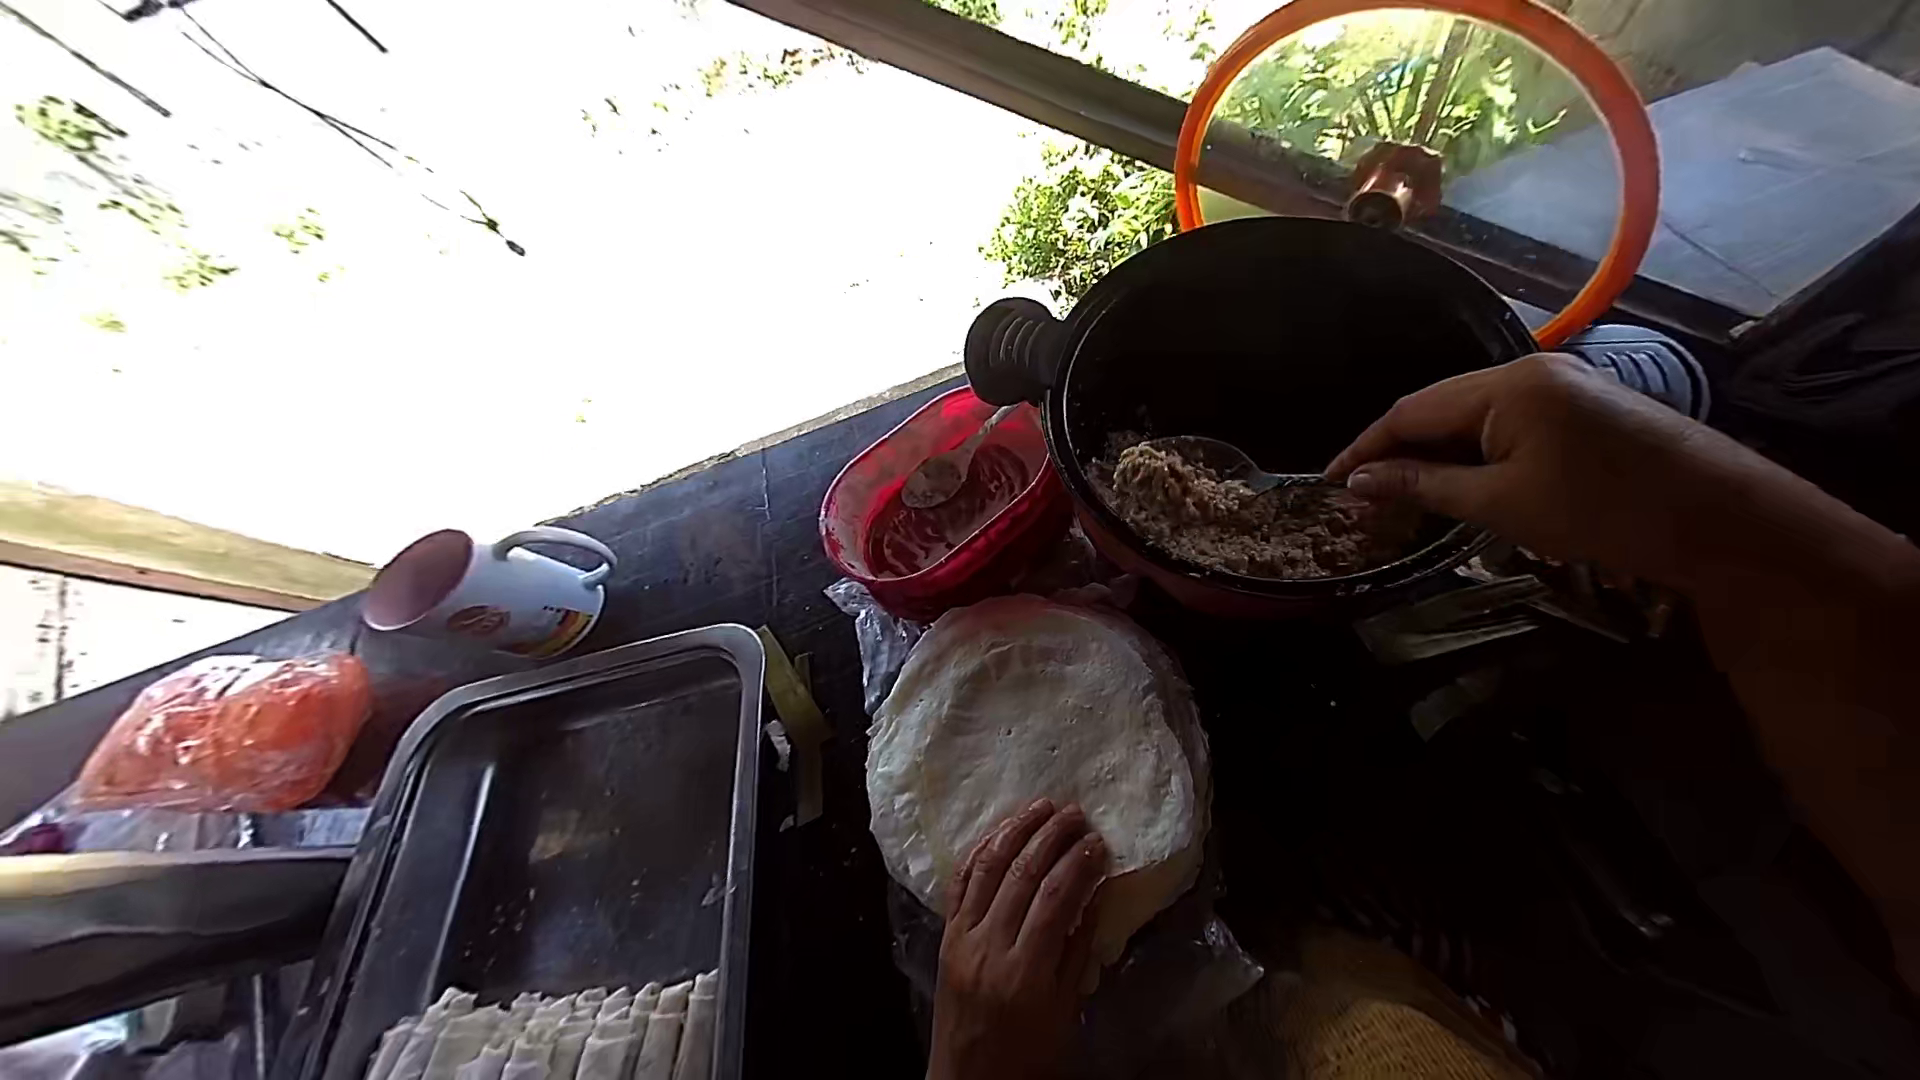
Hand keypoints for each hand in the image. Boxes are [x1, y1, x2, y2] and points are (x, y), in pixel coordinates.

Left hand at [928, 799, 1107, 1079]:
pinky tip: (1001, 830)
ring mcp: (962, 934)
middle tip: (1075, 813)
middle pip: (1023, 873)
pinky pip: (961, 879)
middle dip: (1052, 836)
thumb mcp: (1066, 1013)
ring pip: (989, 865)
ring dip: (1017, 829)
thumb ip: (1079, 950)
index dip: (1079, 864)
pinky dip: (982, 849)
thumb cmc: (1028, 1055)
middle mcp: (989, 945)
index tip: (1098, 841)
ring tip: (1042, 807)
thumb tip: (1095, 892)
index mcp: (1025, 973)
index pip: (1057, 899)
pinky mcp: (945, 931)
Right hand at [1324, 352, 1853, 592]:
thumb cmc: (1602, 512)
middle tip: (1360, 492)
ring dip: (1426, 452)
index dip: (1362, 448)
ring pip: (1463, 416)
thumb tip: (1355, 481)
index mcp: (1508, 387)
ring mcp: (1557, 385)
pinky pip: (1497, 422)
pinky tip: (1448, 477)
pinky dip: (1463, 450)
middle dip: (1391, 450)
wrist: (1730, 525)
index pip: (1409, 413)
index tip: (1329, 481)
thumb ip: (1419, 484)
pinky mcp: (1575, 405)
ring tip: (1395, 490)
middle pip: (1433, 408)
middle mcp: (1529, 372)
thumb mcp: (1497, 502)